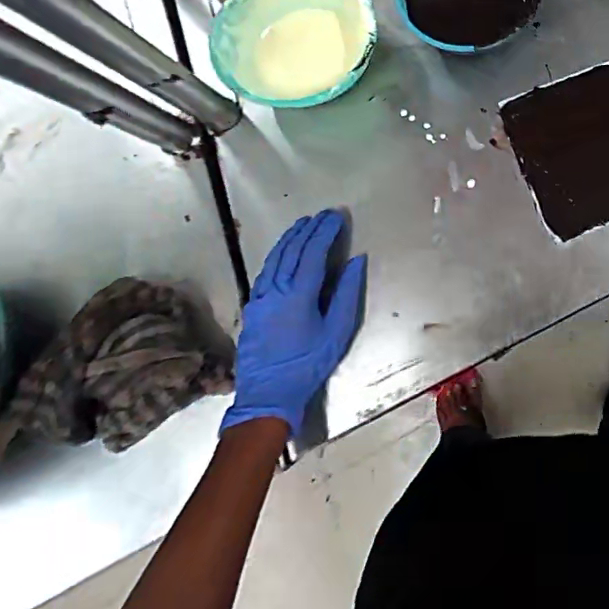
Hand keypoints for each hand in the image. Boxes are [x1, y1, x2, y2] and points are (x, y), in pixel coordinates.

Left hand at [221, 209, 366, 432]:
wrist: (267, 395)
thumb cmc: (309, 363)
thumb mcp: (337, 330)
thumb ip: (347, 293)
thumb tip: (356, 261)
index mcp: (299, 293)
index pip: (313, 252)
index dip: (325, 231)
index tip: (336, 216)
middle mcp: (276, 289)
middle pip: (293, 250)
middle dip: (309, 229)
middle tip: (323, 214)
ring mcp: (260, 297)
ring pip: (276, 258)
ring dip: (291, 238)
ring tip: (303, 223)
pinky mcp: (253, 307)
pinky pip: (266, 271)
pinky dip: (277, 254)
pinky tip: (283, 251)